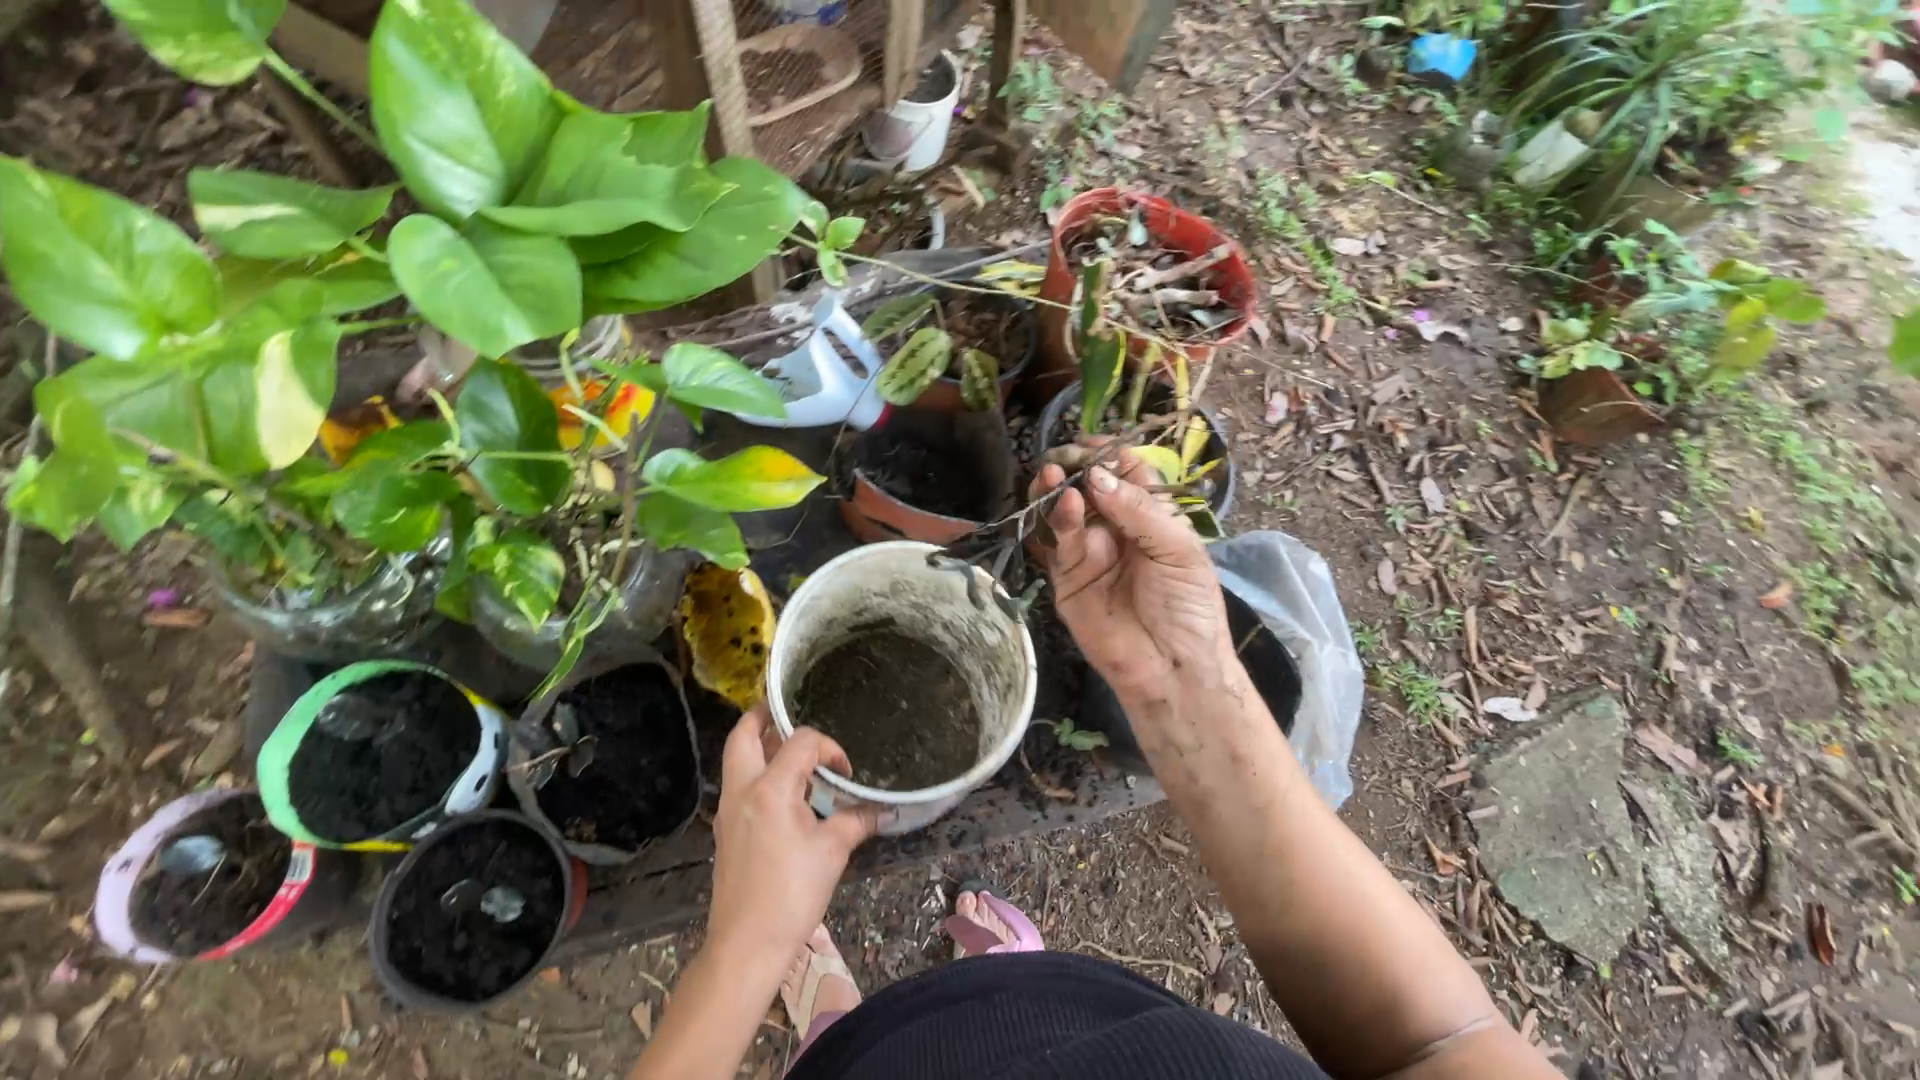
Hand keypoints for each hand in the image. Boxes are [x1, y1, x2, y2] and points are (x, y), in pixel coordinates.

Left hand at [707, 705, 880, 973]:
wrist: (746, 944)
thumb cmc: (792, 894)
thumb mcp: (833, 852)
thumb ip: (856, 821)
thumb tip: (883, 811)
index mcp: (770, 789)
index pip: (799, 743)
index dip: (827, 748)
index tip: (845, 772)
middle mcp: (742, 791)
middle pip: (744, 734)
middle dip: (764, 716)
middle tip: (789, 711)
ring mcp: (729, 811)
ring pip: (736, 759)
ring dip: (760, 744)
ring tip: (791, 748)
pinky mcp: (727, 831)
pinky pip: (739, 784)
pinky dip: (758, 772)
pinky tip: (785, 791)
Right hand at [1030, 454, 1231, 700]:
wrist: (1173, 668)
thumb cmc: (1189, 607)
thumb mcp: (1179, 550)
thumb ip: (1139, 510)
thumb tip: (1097, 476)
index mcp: (1149, 518)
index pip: (1125, 475)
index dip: (1109, 456)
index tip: (1092, 444)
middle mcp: (1115, 530)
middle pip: (1088, 489)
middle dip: (1075, 469)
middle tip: (1064, 456)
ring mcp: (1088, 554)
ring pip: (1064, 512)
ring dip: (1056, 489)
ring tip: (1051, 473)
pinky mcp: (1066, 579)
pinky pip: (1057, 544)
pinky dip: (1057, 521)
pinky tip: (1064, 503)